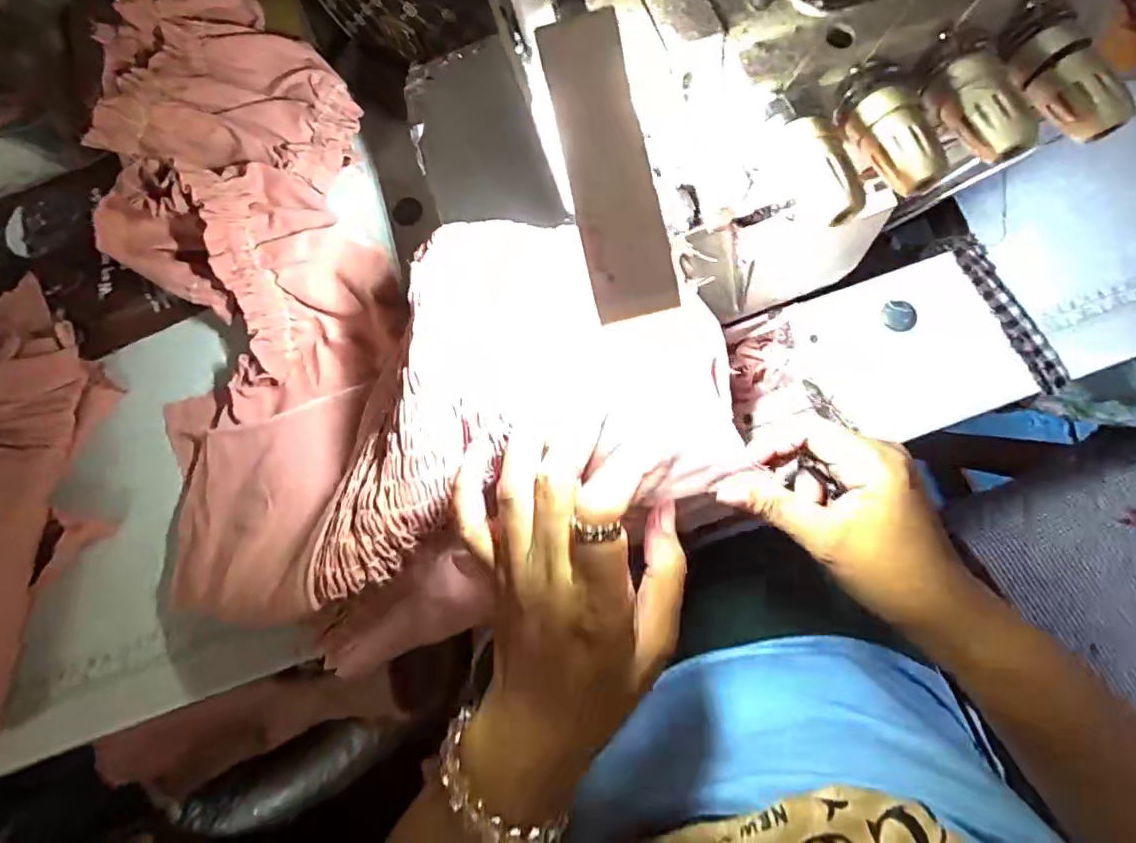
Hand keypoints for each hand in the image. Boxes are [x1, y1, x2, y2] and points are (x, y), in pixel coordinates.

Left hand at [448, 424, 686, 824]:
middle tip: (599, 409)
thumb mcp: (659, 640)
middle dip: (575, 437)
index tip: (647, 443)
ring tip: (551, 407)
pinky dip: (467, 479)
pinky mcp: (487, 571)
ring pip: (510, 490)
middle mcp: (547, 572)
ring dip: (528, 442)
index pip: (599, 512)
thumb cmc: (607, 685)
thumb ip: (669, 569)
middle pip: (551, 486)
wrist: (535, 728)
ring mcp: (509, 569)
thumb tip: (667, 504)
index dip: (622, 466)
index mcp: (596, 595)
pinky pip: (467, 518)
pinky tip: (481, 445)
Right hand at [715, 417, 974, 631]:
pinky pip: (839, 473)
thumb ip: (772, 505)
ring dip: (808, 487)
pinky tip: (826, 520)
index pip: (809, 428)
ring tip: (816, 523)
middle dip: (791, 472)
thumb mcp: (822, 537)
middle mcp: (880, 449)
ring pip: (824, 459)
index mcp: (872, 456)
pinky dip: (823, 493)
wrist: (939, 609)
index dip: (772, 444)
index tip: (745, 470)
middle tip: (779, 505)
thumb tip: (724, 488)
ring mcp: (885, 464)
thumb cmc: (883, 574)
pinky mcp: (884, 481)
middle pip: (815, 442)